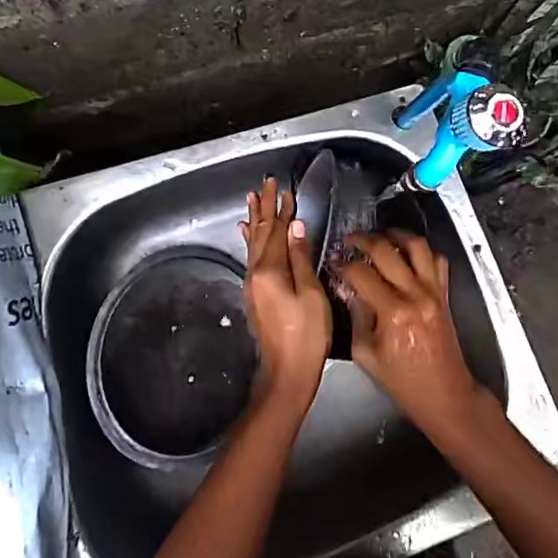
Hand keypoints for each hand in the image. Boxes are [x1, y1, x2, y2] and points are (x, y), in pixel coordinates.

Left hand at [239, 176, 331, 409]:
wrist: (286, 374)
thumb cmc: (306, 336)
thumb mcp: (311, 294)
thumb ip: (301, 258)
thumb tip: (296, 226)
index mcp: (270, 270)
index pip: (276, 231)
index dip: (281, 209)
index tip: (285, 189)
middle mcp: (255, 273)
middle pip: (260, 233)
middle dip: (264, 207)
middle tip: (264, 183)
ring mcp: (252, 284)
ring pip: (253, 243)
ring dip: (254, 220)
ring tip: (251, 200)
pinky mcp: (255, 294)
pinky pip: (251, 256)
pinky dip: (251, 240)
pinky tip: (247, 234)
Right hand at [339, 230, 482, 429]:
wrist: (445, 395)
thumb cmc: (403, 381)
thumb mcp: (366, 354)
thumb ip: (356, 316)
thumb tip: (348, 289)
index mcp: (393, 313)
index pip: (361, 273)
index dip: (344, 265)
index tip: (335, 263)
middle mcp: (415, 295)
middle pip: (387, 249)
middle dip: (364, 239)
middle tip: (351, 240)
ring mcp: (434, 292)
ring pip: (417, 246)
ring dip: (396, 235)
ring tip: (381, 236)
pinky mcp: (445, 294)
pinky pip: (437, 260)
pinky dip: (422, 252)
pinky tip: (408, 254)